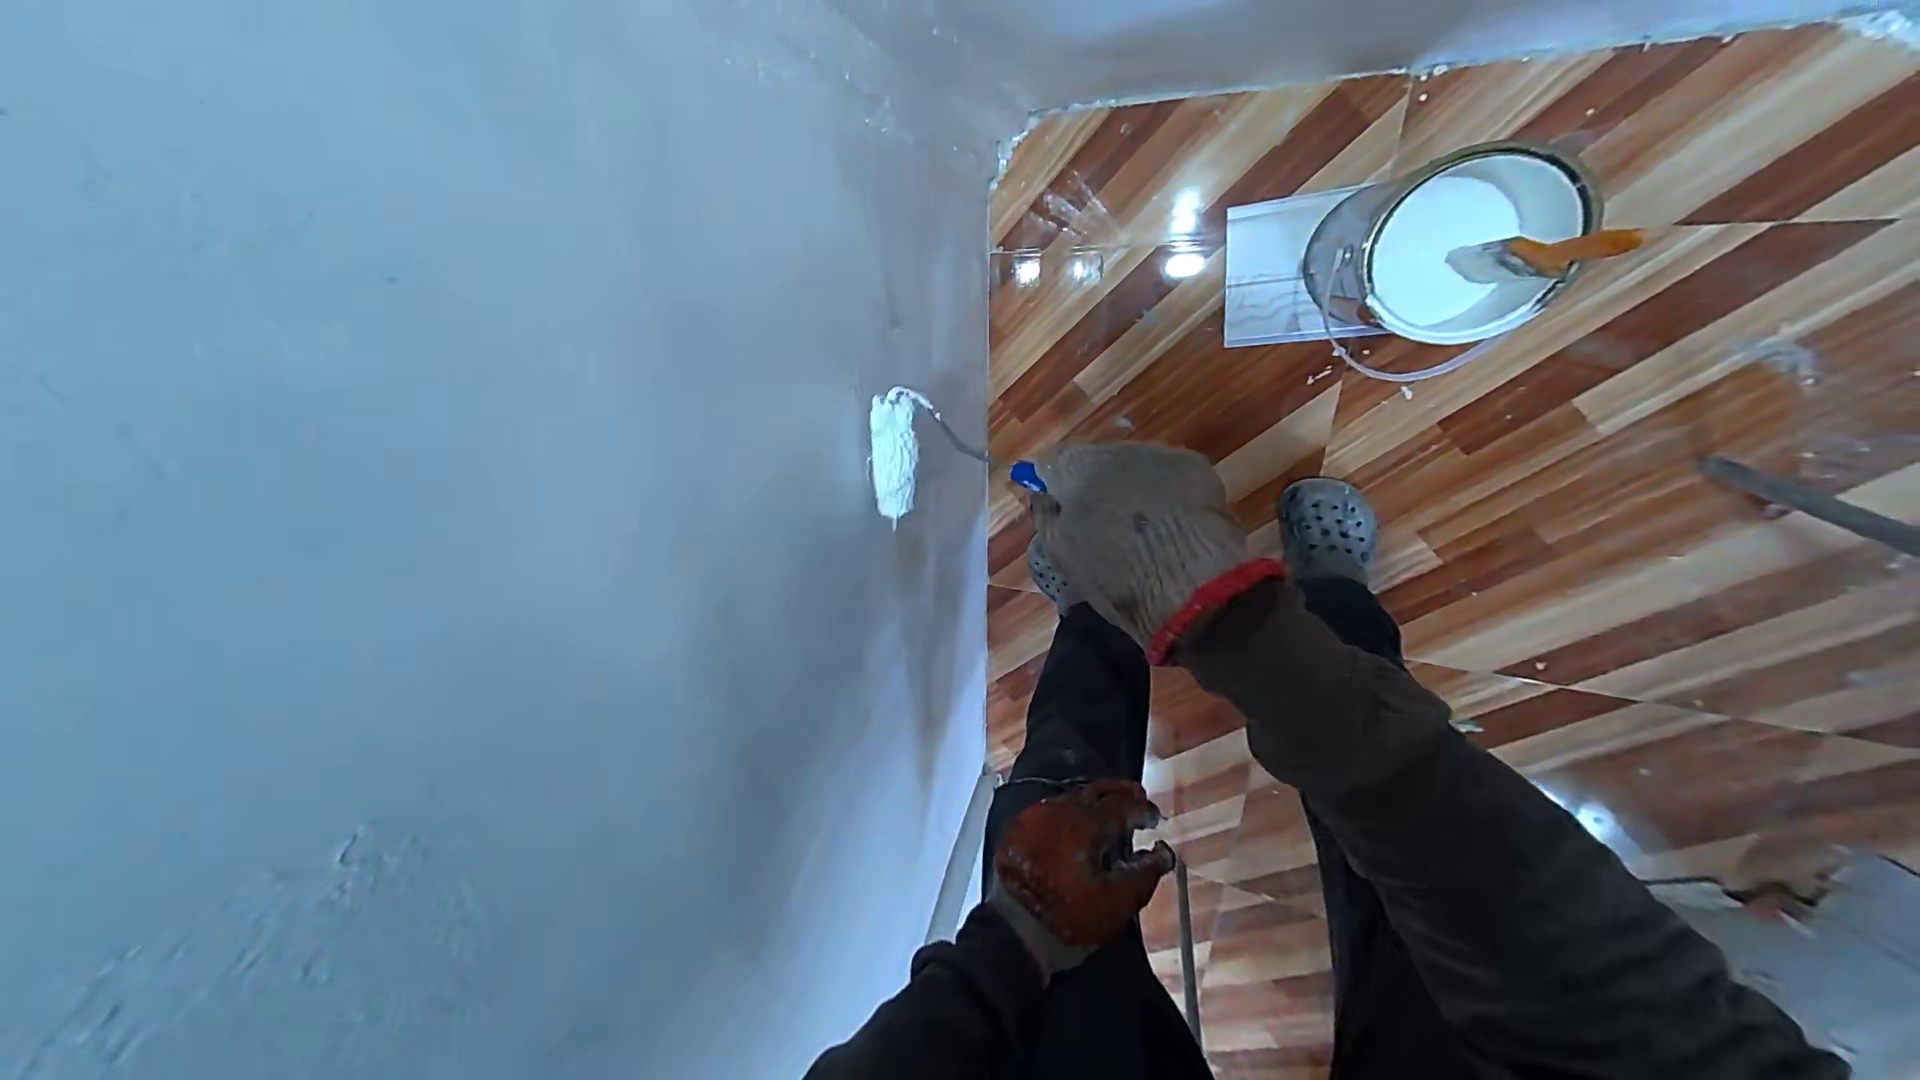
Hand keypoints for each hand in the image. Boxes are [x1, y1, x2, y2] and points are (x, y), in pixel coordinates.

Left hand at [987, 779, 1175, 979]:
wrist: (1013, 931)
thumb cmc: (1069, 919)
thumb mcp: (1116, 903)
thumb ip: (1144, 873)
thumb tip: (1163, 851)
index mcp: (1084, 823)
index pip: (1121, 806)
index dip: (1142, 809)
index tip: (1155, 817)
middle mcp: (1058, 809)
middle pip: (1095, 791)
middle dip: (1119, 792)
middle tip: (1138, 796)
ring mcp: (1035, 815)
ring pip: (1072, 796)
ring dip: (1095, 800)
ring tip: (1112, 809)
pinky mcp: (1019, 826)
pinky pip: (1052, 807)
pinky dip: (1072, 810)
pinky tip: (1080, 822)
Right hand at [1030, 443, 1263, 658]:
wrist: (1193, 589)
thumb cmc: (1116, 578)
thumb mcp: (1063, 554)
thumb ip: (1047, 515)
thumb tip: (1045, 494)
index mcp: (1075, 470)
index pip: (1051, 462)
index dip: (1051, 484)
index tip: (1056, 504)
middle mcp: (1115, 450)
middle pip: (1094, 460)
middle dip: (1093, 484)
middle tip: (1100, 521)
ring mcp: (1159, 455)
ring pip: (1132, 465)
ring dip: (1129, 486)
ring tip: (1139, 525)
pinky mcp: (1196, 467)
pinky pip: (1168, 474)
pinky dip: (1165, 492)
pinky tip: (1171, 520)